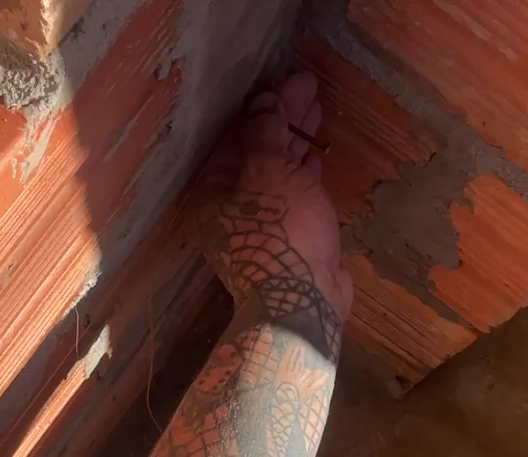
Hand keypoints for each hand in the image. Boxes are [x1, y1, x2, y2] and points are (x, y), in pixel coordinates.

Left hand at [191, 72, 353, 337]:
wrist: (301, 301)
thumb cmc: (279, 232)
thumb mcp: (269, 172)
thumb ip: (265, 134)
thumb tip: (263, 104)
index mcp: (211, 195)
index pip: (234, 139)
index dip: (264, 108)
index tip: (292, 84)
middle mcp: (228, 212)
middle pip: (255, 156)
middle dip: (282, 123)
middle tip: (310, 92)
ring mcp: (257, 230)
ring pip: (275, 176)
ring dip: (295, 146)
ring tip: (317, 116)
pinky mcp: (285, 243)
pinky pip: (290, 199)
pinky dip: (302, 176)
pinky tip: (315, 160)